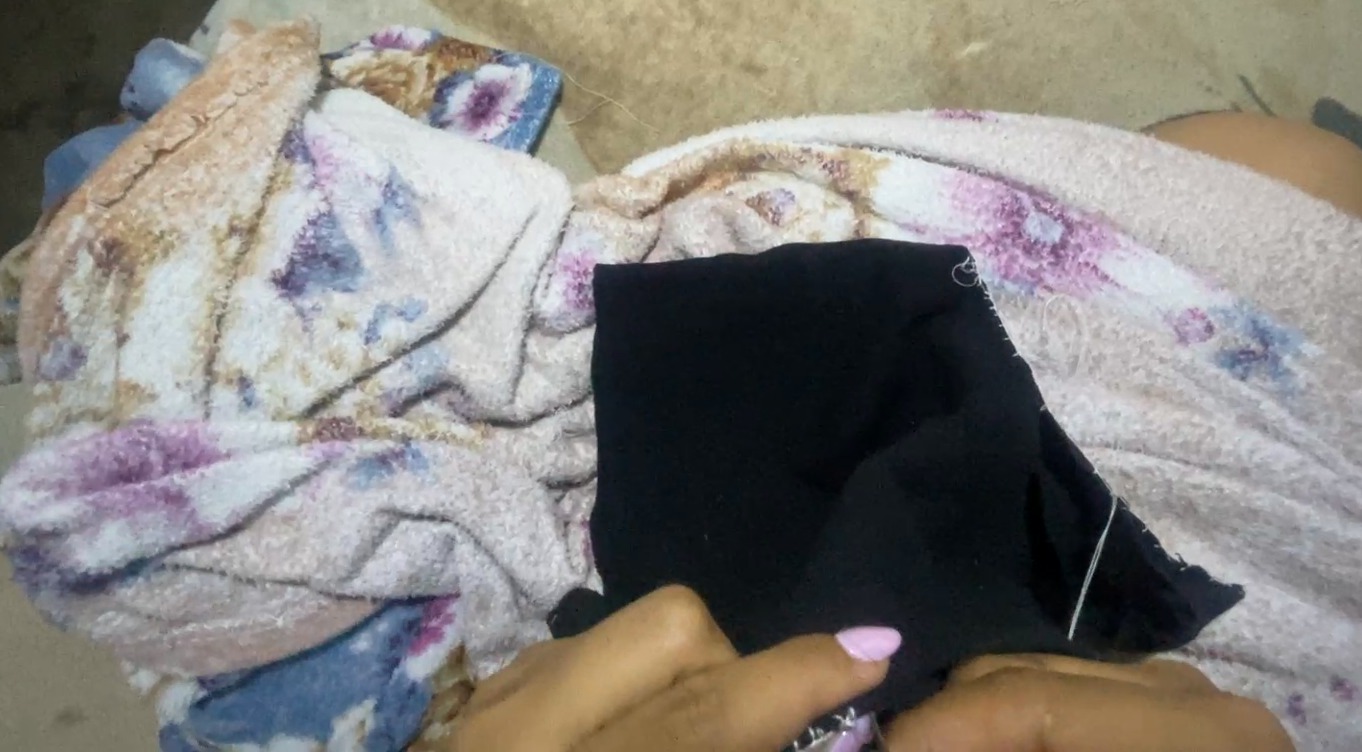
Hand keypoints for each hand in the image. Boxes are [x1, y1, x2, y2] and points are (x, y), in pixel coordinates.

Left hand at [444, 585, 896, 751]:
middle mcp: (531, 726)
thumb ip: (716, 749)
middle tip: (758, 725)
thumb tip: (782, 735)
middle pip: (673, 630)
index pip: (701, 717)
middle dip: (740, 668)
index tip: (872, 651)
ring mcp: (500, 695)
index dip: (794, 682)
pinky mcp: (489, 684)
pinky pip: (594, 642)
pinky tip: (621, 733)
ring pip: (635, 623)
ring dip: (689, 669)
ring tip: (683, 733)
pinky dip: (635, 677)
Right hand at [884, 654, 1294, 751]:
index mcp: (1187, 734)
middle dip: (946, 727)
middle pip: (1020, 675)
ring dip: (977, 727)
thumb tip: (900, 751)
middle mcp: (1182, 690)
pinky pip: (1066, 698)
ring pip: (1035, 678)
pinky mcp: (1172, 714)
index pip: (1026, 697)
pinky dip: (1019, 731)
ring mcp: (1179, 695)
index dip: (938, 728)